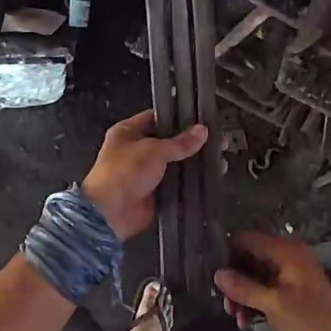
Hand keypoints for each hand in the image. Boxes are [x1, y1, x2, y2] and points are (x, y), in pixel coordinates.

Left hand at [80, 110, 207, 239]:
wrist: (110, 214)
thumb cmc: (125, 172)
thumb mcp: (153, 150)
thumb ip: (180, 142)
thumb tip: (203, 130)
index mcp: (128, 132)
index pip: (157, 117)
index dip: (179, 116)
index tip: (203, 117)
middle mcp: (137, 150)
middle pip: (170, 142)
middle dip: (192, 142)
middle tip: (218, 139)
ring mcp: (146, 172)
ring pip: (176, 163)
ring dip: (195, 162)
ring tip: (220, 158)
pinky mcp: (155, 192)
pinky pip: (177, 183)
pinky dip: (191, 181)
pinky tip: (211, 176)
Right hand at [214, 231, 330, 330]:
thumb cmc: (309, 323)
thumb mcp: (274, 304)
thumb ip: (244, 287)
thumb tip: (217, 274)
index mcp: (288, 253)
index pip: (251, 240)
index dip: (230, 252)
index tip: (212, 270)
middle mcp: (288, 262)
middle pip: (251, 260)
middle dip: (235, 278)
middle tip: (223, 301)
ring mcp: (288, 282)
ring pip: (255, 280)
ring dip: (241, 295)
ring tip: (234, 316)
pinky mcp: (287, 302)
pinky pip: (262, 295)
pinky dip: (252, 305)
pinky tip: (244, 323)